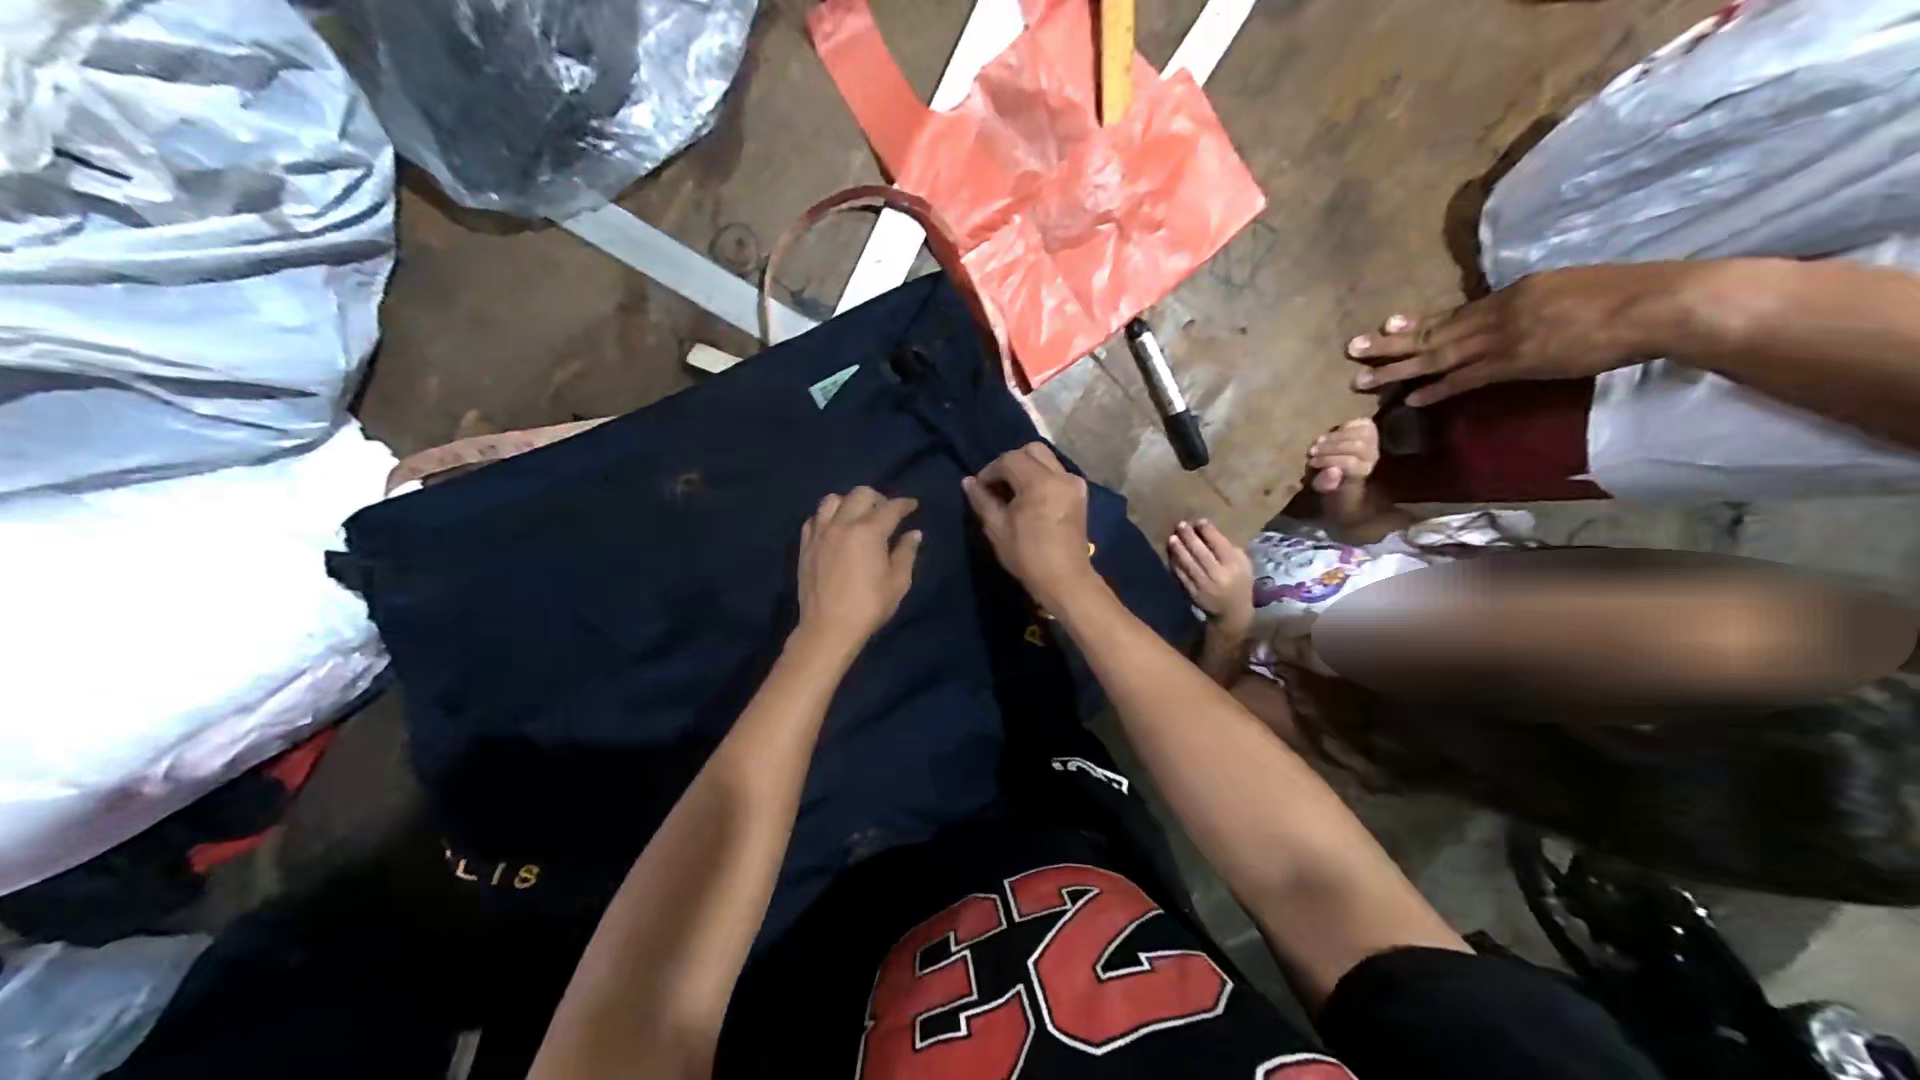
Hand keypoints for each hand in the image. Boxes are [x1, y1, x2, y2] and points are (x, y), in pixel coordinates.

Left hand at [795, 487, 921, 650]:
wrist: (829, 628)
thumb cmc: (869, 606)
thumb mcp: (898, 582)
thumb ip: (906, 553)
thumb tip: (913, 534)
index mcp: (869, 531)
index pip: (891, 507)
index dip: (905, 504)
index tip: (912, 505)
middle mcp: (843, 524)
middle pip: (861, 494)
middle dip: (878, 498)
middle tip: (886, 512)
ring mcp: (820, 533)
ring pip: (832, 500)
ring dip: (849, 502)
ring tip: (857, 516)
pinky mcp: (806, 545)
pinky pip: (814, 518)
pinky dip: (827, 517)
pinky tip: (835, 528)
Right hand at [961, 443, 1094, 608]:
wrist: (1065, 580)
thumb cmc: (1028, 556)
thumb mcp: (997, 529)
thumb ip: (982, 500)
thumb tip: (968, 481)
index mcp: (1041, 483)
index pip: (1009, 460)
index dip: (990, 471)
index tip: (979, 488)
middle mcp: (1062, 476)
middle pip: (1032, 450)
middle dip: (1010, 462)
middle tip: (996, 485)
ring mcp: (1075, 483)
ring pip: (1046, 459)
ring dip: (1026, 468)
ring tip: (1012, 492)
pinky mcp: (1080, 493)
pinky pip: (1056, 472)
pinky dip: (1040, 476)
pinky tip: (1029, 497)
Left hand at [1169, 520, 1252, 630]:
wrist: (1232, 613)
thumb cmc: (1240, 583)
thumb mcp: (1243, 565)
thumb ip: (1229, 549)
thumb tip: (1207, 532)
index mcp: (1235, 566)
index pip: (1219, 544)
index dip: (1208, 531)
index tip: (1199, 521)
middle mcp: (1219, 575)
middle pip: (1201, 552)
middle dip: (1189, 537)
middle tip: (1181, 524)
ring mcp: (1204, 585)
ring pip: (1188, 563)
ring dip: (1179, 549)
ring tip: (1172, 537)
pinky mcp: (1193, 592)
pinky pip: (1182, 575)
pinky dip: (1175, 563)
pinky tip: (1171, 553)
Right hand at [1306, 418, 1378, 493]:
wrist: (1339, 465)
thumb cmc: (1327, 477)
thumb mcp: (1322, 486)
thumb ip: (1325, 483)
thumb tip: (1332, 470)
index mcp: (1362, 472)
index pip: (1350, 462)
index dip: (1328, 460)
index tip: (1311, 463)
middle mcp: (1373, 456)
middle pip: (1356, 446)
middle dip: (1330, 448)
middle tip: (1312, 452)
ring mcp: (1372, 440)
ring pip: (1357, 434)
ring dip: (1333, 438)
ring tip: (1317, 443)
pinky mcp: (1368, 428)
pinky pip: (1357, 424)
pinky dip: (1340, 429)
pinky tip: (1330, 436)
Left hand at [1346, 263, 1690, 406]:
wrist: (1660, 304)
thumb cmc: (1627, 294)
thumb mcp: (1568, 289)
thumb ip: (1533, 304)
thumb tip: (1515, 316)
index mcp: (1512, 293)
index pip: (1453, 313)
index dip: (1416, 323)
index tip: (1386, 325)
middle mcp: (1498, 313)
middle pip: (1433, 333)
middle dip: (1390, 344)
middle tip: (1352, 350)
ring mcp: (1505, 338)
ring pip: (1439, 356)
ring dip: (1398, 369)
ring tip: (1362, 380)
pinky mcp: (1519, 363)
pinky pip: (1468, 379)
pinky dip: (1438, 388)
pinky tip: (1412, 399)